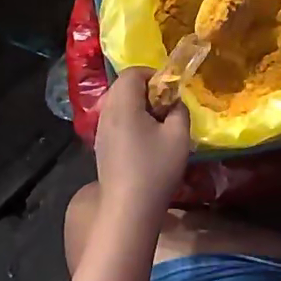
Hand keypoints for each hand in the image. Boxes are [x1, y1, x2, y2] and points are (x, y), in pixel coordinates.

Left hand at [94, 68, 191, 215]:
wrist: (128, 208)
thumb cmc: (155, 168)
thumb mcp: (179, 135)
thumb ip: (180, 110)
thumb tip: (174, 103)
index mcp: (123, 104)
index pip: (133, 72)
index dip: (154, 75)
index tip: (172, 92)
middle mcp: (106, 113)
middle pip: (123, 87)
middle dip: (147, 91)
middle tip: (168, 109)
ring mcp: (101, 131)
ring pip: (119, 105)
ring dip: (139, 108)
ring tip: (159, 127)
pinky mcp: (102, 147)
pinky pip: (116, 122)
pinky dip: (131, 122)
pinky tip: (146, 143)